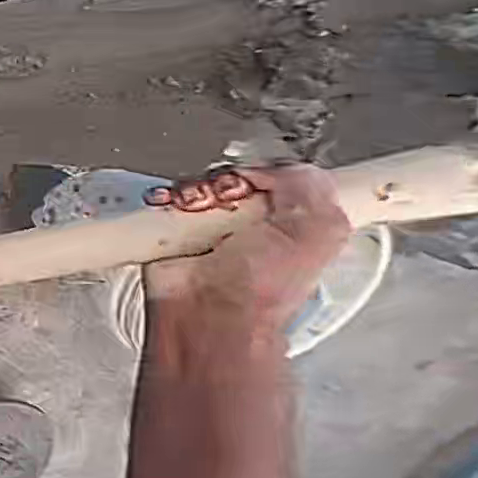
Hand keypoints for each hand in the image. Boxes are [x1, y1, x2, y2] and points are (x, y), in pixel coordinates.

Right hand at [145, 164, 352, 345]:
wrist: (205, 310)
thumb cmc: (262, 285)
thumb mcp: (318, 230)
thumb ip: (306, 186)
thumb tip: (263, 168)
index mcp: (292, 219)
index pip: (275, 173)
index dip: (264, 172)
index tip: (256, 184)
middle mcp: (248, 221)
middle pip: (229, 175)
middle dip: (223, 182)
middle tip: (224, 202)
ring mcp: (205, 226)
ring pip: (192, 186)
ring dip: (189, 192)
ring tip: (191, 212)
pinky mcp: (167, 232)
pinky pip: (159, 202)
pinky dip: (160, 201)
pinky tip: (167, 210)